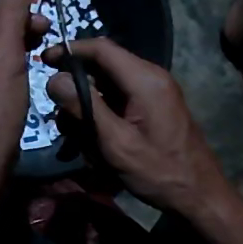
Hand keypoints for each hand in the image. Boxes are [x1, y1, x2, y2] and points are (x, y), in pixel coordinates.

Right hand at [42, 38, 233, 217]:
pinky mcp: (153, 106)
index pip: (102, 48)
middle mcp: (151, 77)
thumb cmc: (158, 171)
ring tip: (77, 137)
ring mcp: (153, 91)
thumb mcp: (115, 142)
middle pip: (103, 66)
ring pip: (107, 85)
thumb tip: (54, 79)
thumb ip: (84, 108)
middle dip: (76, 86)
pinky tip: (94, 140)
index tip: (44, 61)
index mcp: (145, 79)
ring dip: (87, 105)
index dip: (71, 49)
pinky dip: (101, 114)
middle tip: (59, 113)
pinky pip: (118, 99)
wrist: (198, 194)